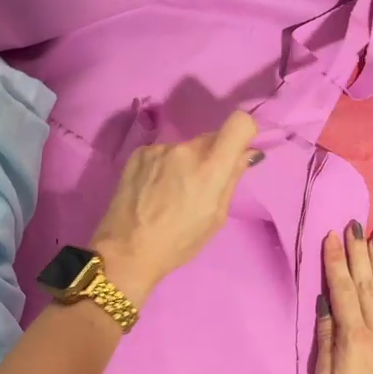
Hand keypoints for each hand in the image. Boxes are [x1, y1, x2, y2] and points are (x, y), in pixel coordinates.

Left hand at [90, 111, 260, 301]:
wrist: (126, 250)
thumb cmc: (178, 242)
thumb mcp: (215, 217)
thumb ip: (231, 179)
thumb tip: (246, 154)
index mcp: (210, 167)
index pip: (239, 123)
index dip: (243, 132)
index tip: (238, 150)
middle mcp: (185, 149)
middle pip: (210, 138)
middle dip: (212, 156)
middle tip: (200, 186)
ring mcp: (159, 149)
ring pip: (184, 149)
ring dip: (184, 164)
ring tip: (170, 194)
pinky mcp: (138, 153)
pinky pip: (162, 154)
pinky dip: (162, 167)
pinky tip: (152, 190)